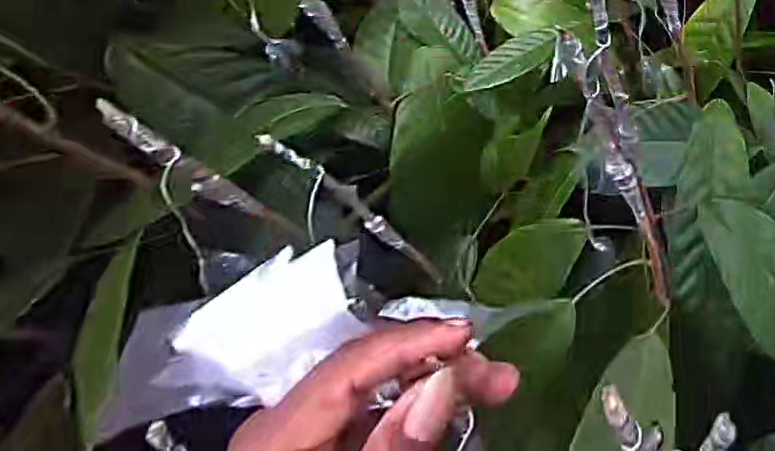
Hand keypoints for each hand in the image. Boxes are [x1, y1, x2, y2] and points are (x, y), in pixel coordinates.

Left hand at [230, 318, 518, 450]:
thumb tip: (445, 380)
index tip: (469, 334)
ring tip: (492, 388)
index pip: (352, 365)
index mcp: (274, 437)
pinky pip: (372, 413)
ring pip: (379, 389)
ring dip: (438, 383)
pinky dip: (415, 409)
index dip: (414, 341)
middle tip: (500, 377)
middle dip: (441, 365)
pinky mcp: (316, 447)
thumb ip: (392, 448)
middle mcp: (282, 424)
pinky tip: (450, 411)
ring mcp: (297, 436)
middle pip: (372, 371)